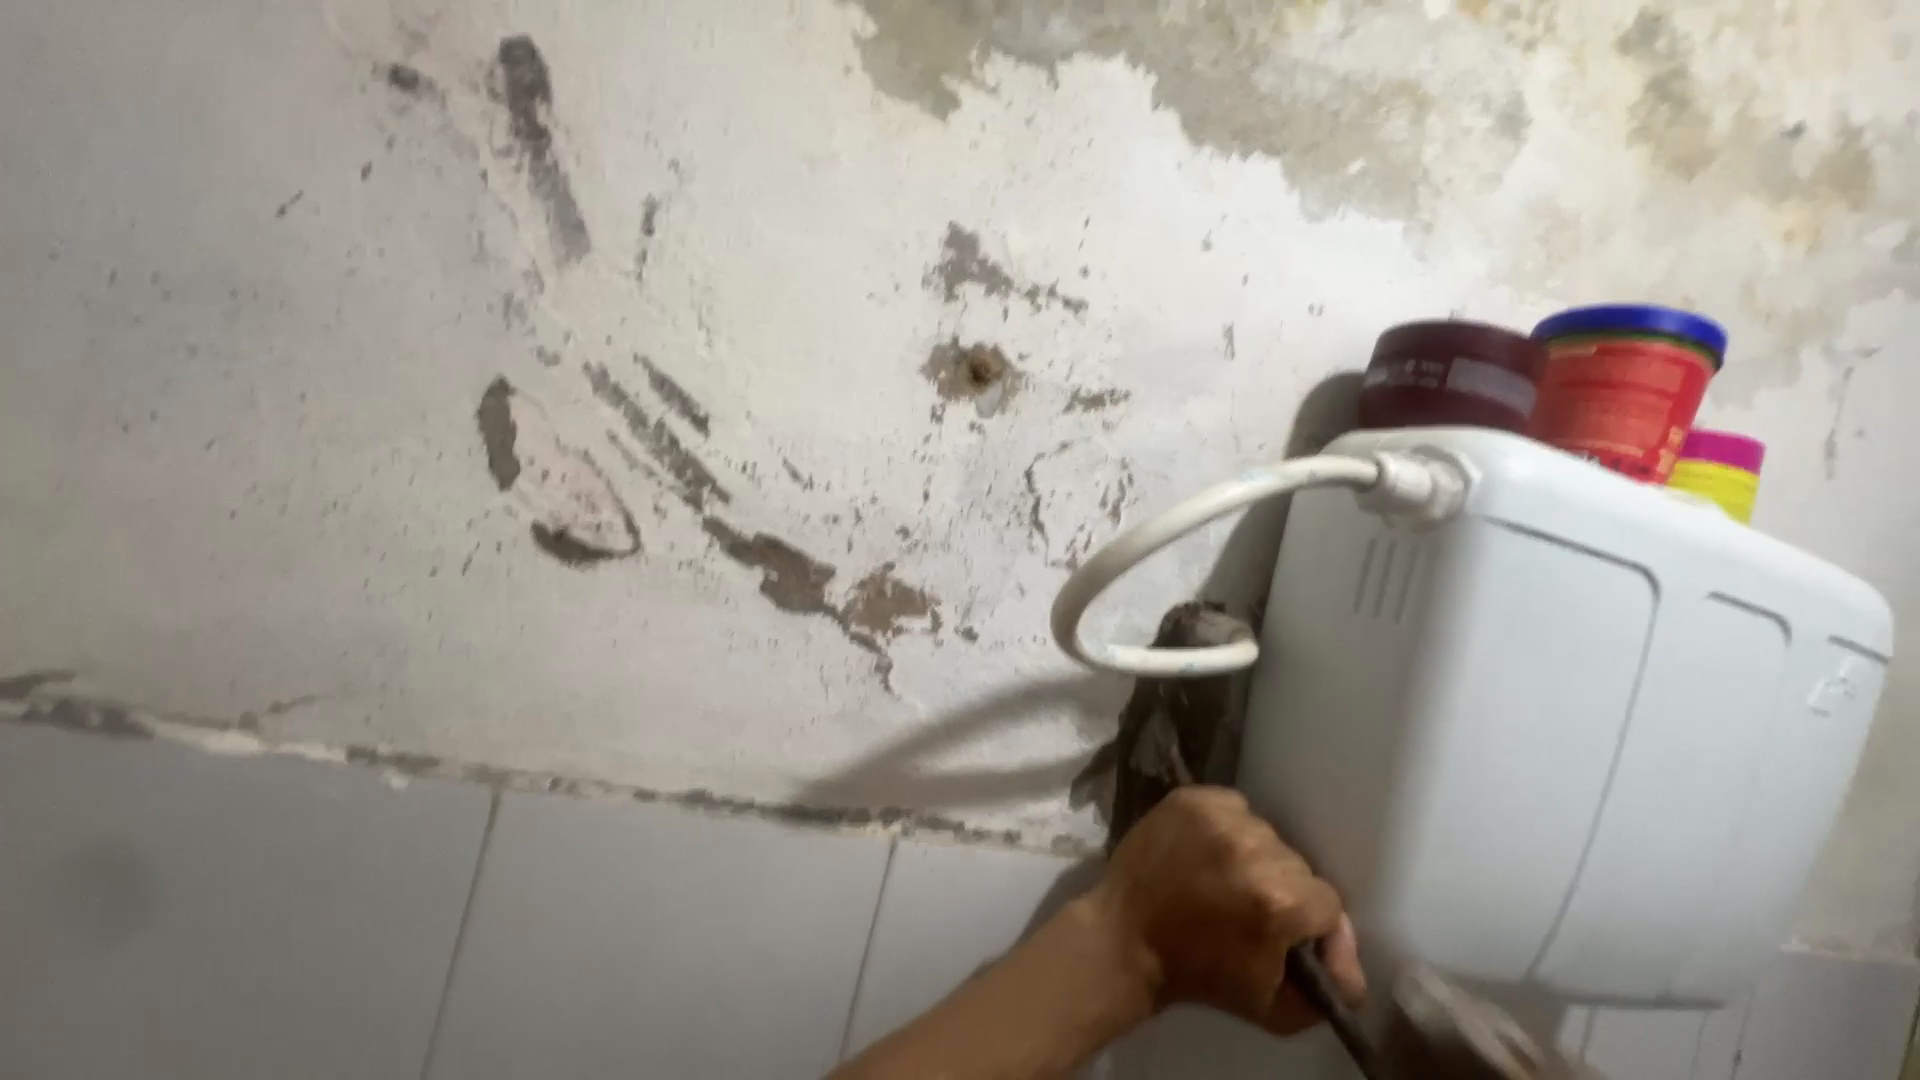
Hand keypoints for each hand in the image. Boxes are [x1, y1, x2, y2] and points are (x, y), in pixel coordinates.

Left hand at [1081, 786, 1365, 1033]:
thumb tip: (1350, 953)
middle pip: (1297, 867)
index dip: (1310, 925)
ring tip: (1224, 880)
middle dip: (1282, 890)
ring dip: (1255, 857)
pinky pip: (1234, 807)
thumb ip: (1334, 986)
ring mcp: (1219, 818)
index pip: (1327, 903)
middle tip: (1247, 909)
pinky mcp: (1191, 798)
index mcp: (1280, 900)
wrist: (1126, 936)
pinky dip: (1228, 827)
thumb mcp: (1277, 1008)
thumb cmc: (1201, 974)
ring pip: (1267, 835)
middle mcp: (1254, 849)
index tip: (1281, 933)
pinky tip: (1207, 851)